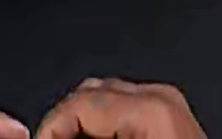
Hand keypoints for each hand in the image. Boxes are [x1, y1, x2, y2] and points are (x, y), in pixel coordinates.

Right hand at [35, 79, 206, 138]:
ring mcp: (169, 106)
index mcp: (152, 110)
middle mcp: (161, 98)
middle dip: (65, 125)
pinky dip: (103, 129)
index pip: (81, 102)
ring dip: (82, 127)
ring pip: (106, 99)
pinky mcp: (171, 119)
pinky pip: (125, 111)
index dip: (50, 129)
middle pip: (91, 93)